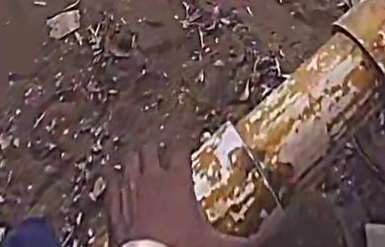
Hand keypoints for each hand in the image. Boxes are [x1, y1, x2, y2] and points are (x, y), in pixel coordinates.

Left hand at [109, 143, 247, 246]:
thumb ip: (245, 239)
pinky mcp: (113, 206)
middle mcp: (152, 176)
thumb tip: (274, 233)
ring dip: (135, 162)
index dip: (183, 148)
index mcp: (176, 179)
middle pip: (150, 148)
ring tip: (141, 166)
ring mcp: (129, 189)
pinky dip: (115, 182)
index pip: (179, 148)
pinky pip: (110, 182)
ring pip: (129, 160)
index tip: (186, 152)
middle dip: (156, 151)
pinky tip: (119, 186)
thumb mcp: (216, 244)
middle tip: (161, 159)